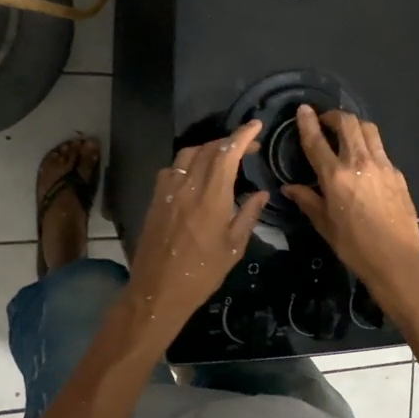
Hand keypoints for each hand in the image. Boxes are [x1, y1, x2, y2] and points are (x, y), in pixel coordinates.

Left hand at [127, 122, 270, 327]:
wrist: (158, 291)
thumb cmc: (202, 274)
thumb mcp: (234, 247)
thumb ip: (248, 215)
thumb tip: (262, 193)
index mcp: (211, 197)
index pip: (227, 153)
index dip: (242, 135)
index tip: (256, 126)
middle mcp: (188, 187)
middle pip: (208, 148)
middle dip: (229, 141)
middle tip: (247, 146)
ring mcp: (168, 191)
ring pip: (188, 154)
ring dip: (207, 149)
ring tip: (222, 158)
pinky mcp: (156, 199)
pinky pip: (173, 169)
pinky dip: (189, 163)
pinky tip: (196, 175)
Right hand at [282, 105, 418, 299]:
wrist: (397, 258)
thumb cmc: (355, 246)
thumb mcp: (324, 225)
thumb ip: (307, 200)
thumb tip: (289, 188)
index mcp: (335, 175)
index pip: (316, 140)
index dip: (307, 122)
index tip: (303, 109)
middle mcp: (358, 162)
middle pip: (347, 122)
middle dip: (334, 116)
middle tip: (326, 121)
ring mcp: (382, 165)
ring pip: (368, 129)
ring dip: (354, 124)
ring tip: (346, 132)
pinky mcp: (397, 173)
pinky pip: (381, 149)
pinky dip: (369, 146)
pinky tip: (365, 160)